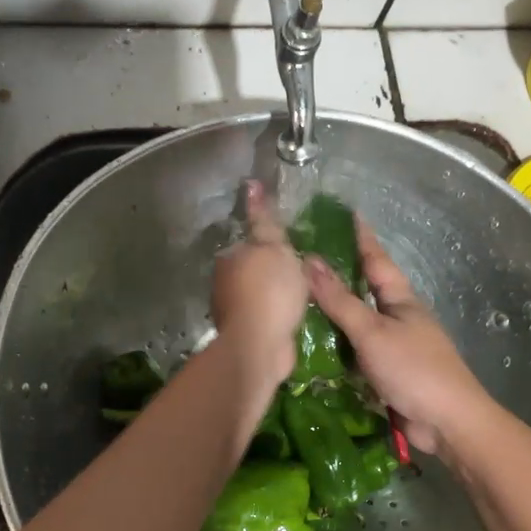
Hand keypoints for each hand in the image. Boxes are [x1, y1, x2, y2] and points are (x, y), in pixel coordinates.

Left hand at [211, 181, 306, 384]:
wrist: (260, 346)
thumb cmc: (270, 291)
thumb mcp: (273, 247)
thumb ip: (264, 219)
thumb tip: (250, 184)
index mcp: (229, 259)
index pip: (248, 242)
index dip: (270, 243)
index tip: (292, 247)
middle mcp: (225, 284)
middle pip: (253, 269)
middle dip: (273, 269)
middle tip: (304, 268)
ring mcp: (234, 311)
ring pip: (260, 294)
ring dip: (277, 293)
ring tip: (305, 291)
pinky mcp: (248, 334)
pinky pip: (267, 316)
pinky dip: (279, 313)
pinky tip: (296, 314)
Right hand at [305, 220, 491, 454]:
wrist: (447, 422)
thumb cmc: (414, 369)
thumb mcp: (372, 332)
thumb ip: (339, 300)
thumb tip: (309, 261)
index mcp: (400, 299)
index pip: (375, 258)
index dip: (360, 236)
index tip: (345, 212)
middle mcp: (397, 318)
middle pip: (364, 289)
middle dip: (340, 273)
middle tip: (306, 256)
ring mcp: (392, 346)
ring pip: (357, 323)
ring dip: (333, 313)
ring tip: (299, 299)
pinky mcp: (385, 373)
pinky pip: (355, 353)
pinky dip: (336, 347)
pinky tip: (313, 346)